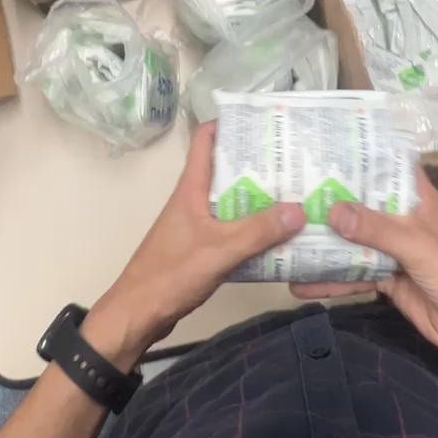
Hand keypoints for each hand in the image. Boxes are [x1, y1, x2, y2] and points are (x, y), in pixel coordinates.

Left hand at [84, 121, 304, 369]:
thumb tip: (299, 209)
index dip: (230, 124)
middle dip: (257, 163)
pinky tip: (279, 234)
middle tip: (294, 160)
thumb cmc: (171, 274)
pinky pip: (233, 227)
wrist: (138, 315)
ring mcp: (197, 223)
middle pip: (226, 169)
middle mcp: (194, 199)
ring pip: (232, 200)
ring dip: (259, 197)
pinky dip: (254, 226)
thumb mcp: (220, 250)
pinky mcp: (202, 247)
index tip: (264, 122)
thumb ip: (258, 231)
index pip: (206, 139)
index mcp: (191, 188)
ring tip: (295, 193)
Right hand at [292, 168, 437, 375]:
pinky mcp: (383, 277)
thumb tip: (331, 212)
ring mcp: (390, 248)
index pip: (384, 163)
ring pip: (351, 238)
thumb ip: (375, 229)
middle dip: (328, 197)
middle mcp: (399, 216)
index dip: (358, 153)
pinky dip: (329, 279)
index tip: (321, 144)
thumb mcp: (416, 243)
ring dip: (324, 240)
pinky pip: (351, 273)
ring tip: (285, 236)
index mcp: (413, 196)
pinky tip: (301, 283)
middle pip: (360, 201)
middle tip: (288, 187)